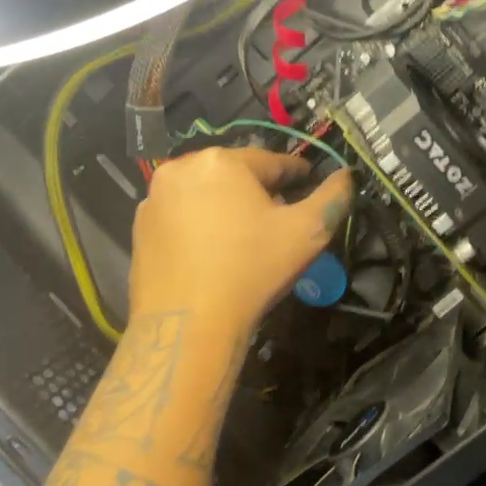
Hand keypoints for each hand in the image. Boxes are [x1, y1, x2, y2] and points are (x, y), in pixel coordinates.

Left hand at [129, 148, 352, 332]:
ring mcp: (154, 200)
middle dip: (259, 191)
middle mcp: (181, 169)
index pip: (271, 162)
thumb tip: (346, 175)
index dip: (296, 174)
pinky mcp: (140, 230)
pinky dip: (201, 226)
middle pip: (234, 175)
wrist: (188, 324)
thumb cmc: (251, 270)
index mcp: (221, 161)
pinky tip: (216, 253)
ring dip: (228, 207)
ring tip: (248, 237)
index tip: (310, 182)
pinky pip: (182, 217)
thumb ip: (333, 197)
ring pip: (206, 195)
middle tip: (281, 217)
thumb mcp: (308, 232)